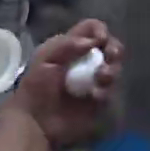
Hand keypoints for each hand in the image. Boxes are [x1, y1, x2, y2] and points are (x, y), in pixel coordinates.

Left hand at [5, 19, 122, 148]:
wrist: (35, 122)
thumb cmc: (36, 87)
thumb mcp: (44, 59)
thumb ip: (67, 45)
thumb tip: (94, 42)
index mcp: (72, 46)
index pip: (92, 28)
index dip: (100, 30)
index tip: (101, 40)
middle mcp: (86, 60)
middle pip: (110, 46)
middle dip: (114, 48)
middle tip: (111, 56)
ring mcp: (94, 80)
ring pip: (114, 67)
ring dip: (111, 70)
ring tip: (101, 77)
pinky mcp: (98, 100)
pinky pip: (111, 91)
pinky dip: (105, 91)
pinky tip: (95, 95)